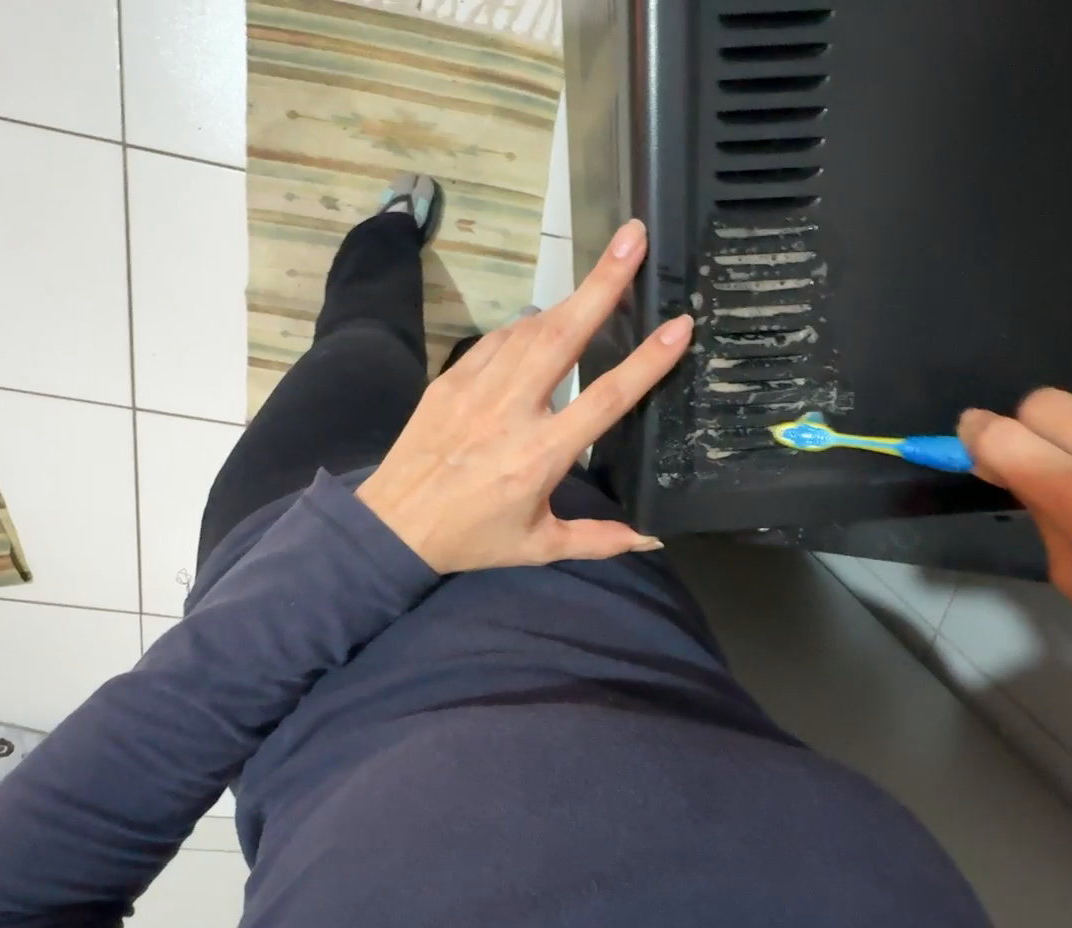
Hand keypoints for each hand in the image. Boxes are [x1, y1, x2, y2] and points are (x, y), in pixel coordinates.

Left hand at [356, 220, 689, 573]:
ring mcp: (476, 389)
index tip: (679, 326)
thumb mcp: (538, 547)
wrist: (391, 525)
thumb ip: (596, 540)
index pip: (605, 398)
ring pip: (529, 329)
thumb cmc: (471, 538)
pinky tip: (544, 319)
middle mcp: (511, 412)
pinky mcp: (450, 380)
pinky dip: (525, 325)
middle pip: (564, 336)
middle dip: (602, 283)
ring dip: (569, 299)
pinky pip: (497, 341)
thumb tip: (651, 540)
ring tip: (603, 273)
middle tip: (633, 237)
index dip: (646, 361)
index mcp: (540, 455)